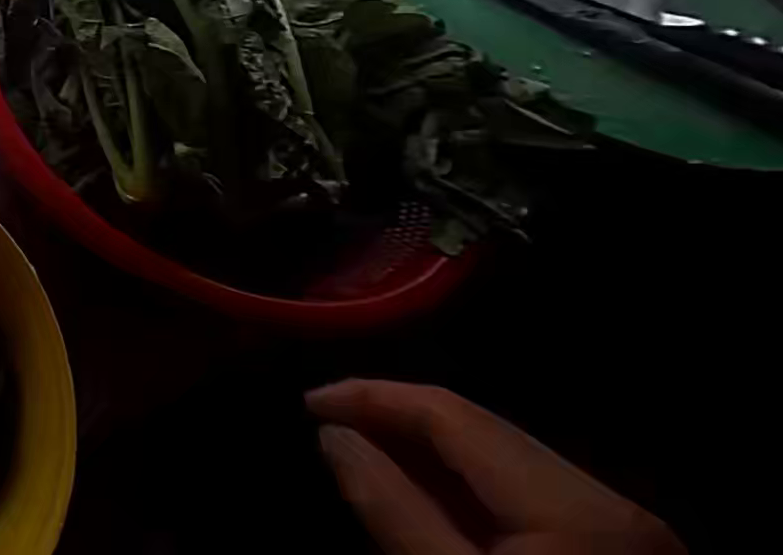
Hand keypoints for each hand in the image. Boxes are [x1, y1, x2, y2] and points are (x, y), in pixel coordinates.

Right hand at [306, 379, 684, 554]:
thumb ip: (388, 504)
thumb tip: (334, 435)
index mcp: (576, 506)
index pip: (447, 412)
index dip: (368, 396)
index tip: (307, 403)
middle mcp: (609, 506)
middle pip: (476, 429)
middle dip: (393, 420)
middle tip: (327, 425)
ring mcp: (627, 538)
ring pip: (497, 460)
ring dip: (423, 453)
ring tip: (362, 455)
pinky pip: (524, 496)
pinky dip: (463, 488)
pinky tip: (421, 497)